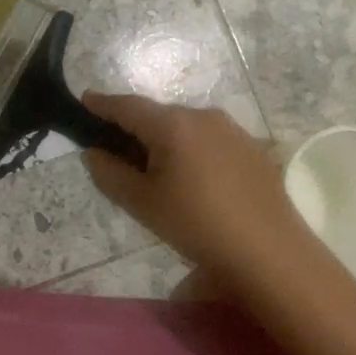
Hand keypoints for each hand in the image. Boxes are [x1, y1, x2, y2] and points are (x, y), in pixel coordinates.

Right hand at [81, 92, 311, 274]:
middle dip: (134, 126)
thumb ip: (110, 174)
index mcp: (172, 124)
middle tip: (117, 149)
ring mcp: (233, 130)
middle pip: (158, 114)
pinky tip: (193, 179)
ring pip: (186, 126)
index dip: (102, 104)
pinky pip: (210, 139)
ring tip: (155, 169)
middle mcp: (203, 116)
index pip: (127, 106)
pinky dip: (192, 149)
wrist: (271, 253)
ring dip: (165, 139)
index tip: (84, 101)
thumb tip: (93, 153)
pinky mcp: (253, 148)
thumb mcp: (142, 204)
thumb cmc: (197, 225)